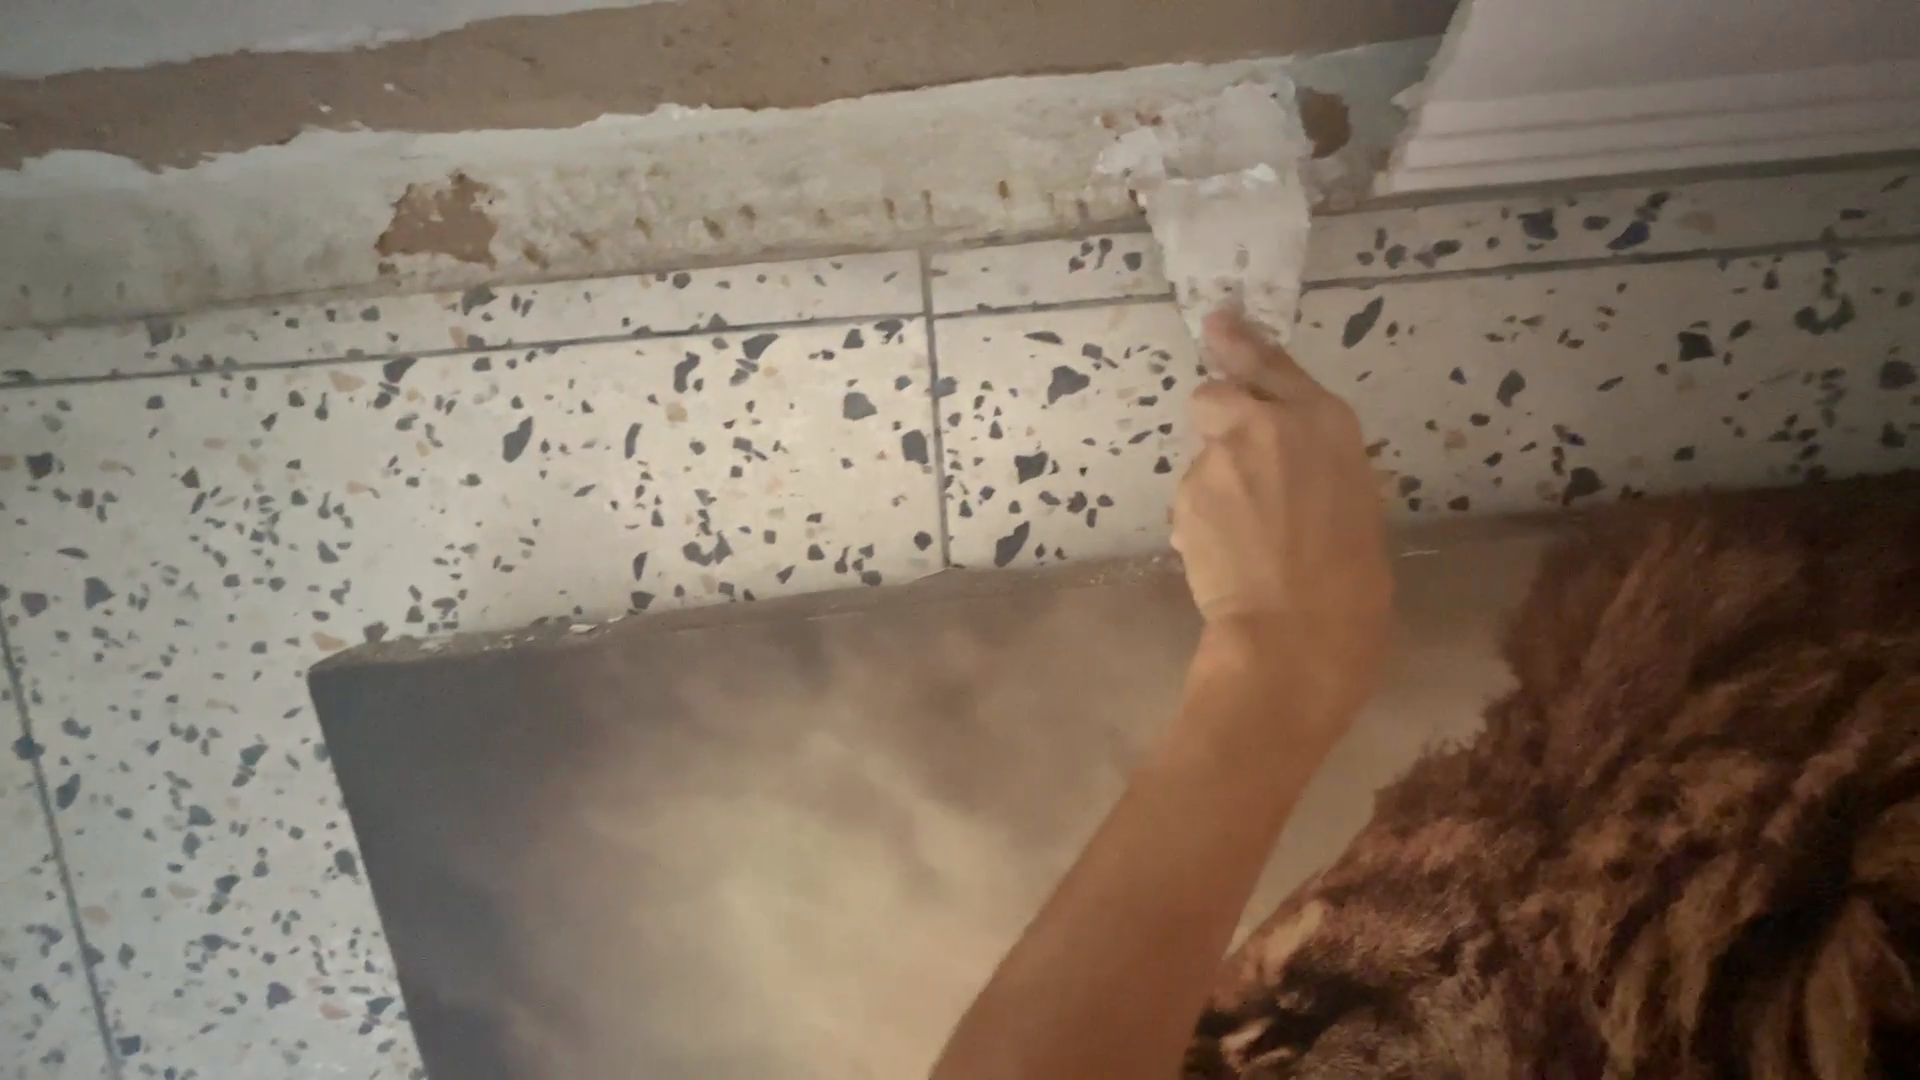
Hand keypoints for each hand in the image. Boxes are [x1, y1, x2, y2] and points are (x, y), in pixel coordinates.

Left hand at [1172, 309, 1391, 715]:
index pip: (1272, 365)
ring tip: (1242, 535)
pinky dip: (1200, 518)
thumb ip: (1312, 460)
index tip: (1217, 321)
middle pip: (1214, 395)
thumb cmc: (1351, 579)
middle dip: (1217, 421)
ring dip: (1213, 482)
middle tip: (1232, 465)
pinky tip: (1223, 554)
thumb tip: (1281, 456)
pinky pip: (1189, 498)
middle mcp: (1267, 425)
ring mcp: (1221, 457)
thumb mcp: (1353, 500)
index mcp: (1326, 421)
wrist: (1298, 630)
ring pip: (1200, 455)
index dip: (1241, 343)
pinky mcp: (1187, 494)